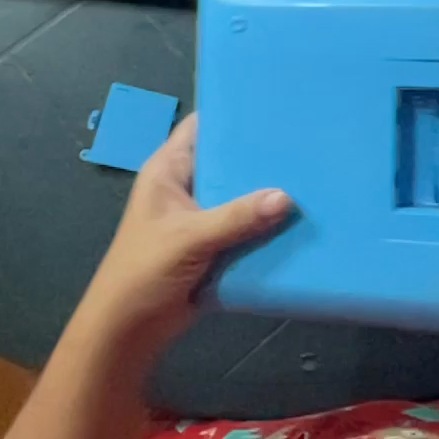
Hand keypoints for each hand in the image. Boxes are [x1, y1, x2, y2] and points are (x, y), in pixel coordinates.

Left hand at [76, 114, 291, 356]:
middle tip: (302, 142)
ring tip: (310, 176)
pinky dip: (266, 224)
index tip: (271, 106)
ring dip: (267, 193)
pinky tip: (299, 217)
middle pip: (227, 161)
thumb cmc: (144, 272)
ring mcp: (201, 216)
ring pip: (240, 195)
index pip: (200, 127)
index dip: (230, 114)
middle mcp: (186, 187)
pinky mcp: (214, 245)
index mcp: (168, 171)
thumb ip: (238, 217)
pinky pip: (246, 226)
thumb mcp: (190, 238)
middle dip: (260, 156)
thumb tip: (286, 197)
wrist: (128, 333)